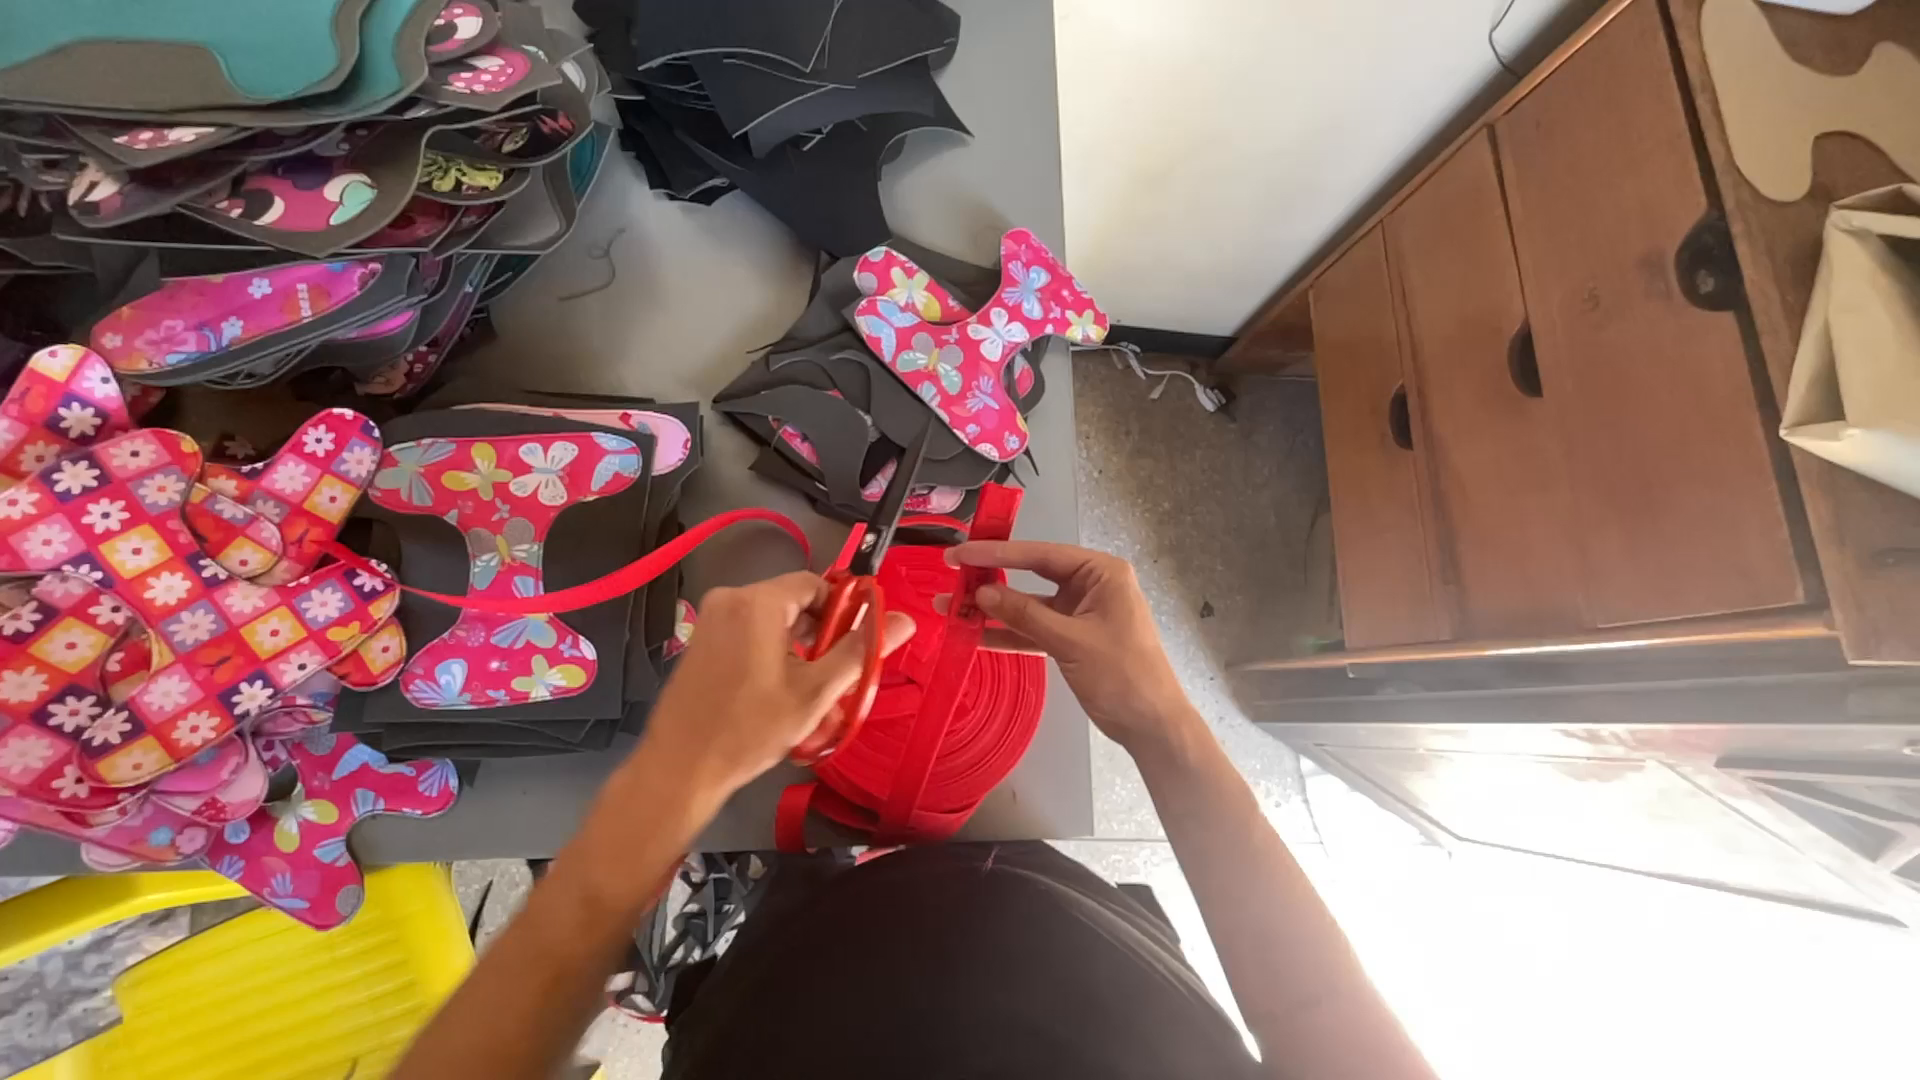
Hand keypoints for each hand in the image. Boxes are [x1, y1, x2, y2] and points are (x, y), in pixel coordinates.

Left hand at [635, 571, 914, 805]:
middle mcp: (730, 599)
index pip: (817, 584)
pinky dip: (772, 652)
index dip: (843, 612)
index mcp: (757, 601)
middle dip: (821, 634)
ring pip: (774, 620)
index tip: (854, 647)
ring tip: (809, 690)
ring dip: (799, 647)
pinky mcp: (702, 641)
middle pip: (795, 601)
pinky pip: (750, 632)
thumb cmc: (750, 728)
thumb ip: (860, 651)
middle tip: (834, 676)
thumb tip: (905, 621)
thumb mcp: (815, 691)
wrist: (680, 769)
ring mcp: (711, 620)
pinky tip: (778, 692)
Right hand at [946, 541, 1196, 757]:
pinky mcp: (1072, 639)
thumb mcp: (1070, 641)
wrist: (1151, 725)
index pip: (1041, 554)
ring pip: (1029, 605)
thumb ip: (1025, 614)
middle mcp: (1091, 586)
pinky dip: (1009, 634)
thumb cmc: (1123, 675)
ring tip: (951, 609)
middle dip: (991, 580)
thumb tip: (982, 593)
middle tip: (950, 577)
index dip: (997, 553)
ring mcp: (1080, 613)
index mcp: (1101, 573)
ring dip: (994, 611)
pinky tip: (976, 635)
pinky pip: (1035, 630)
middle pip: (1032, 575)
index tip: (960, 554)